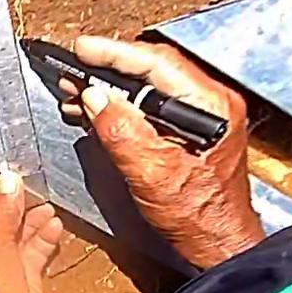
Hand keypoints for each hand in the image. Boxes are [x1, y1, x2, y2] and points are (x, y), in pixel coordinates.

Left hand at [0, 171, 64, 292]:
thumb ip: (4, 210)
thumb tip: (8, 181)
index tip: (12, 179)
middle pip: (3, 220)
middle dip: (20, 206)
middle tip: (36, 189)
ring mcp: (5, 265)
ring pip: (22, 235)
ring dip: (36, 220)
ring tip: (48, 206)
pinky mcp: (26, 277)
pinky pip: (37, 251)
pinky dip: (46, 238)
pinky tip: (55, 225)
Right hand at [59, 36, 264, 268]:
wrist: (217, 242)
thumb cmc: (198, 216)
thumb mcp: (151, 174)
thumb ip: (121, 131)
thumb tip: (95, 97)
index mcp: (210, 106)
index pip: (156, 63)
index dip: (114, 54)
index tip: (83, 50)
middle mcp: (211, 104)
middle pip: (152, 71)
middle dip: (108, 71)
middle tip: (73, 72)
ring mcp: (204, 116)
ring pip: (150, 88)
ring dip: (112, 90)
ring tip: (77, 94)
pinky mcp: (192, 130)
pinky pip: (153, 107)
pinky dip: (124, 108)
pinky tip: (99, 113)